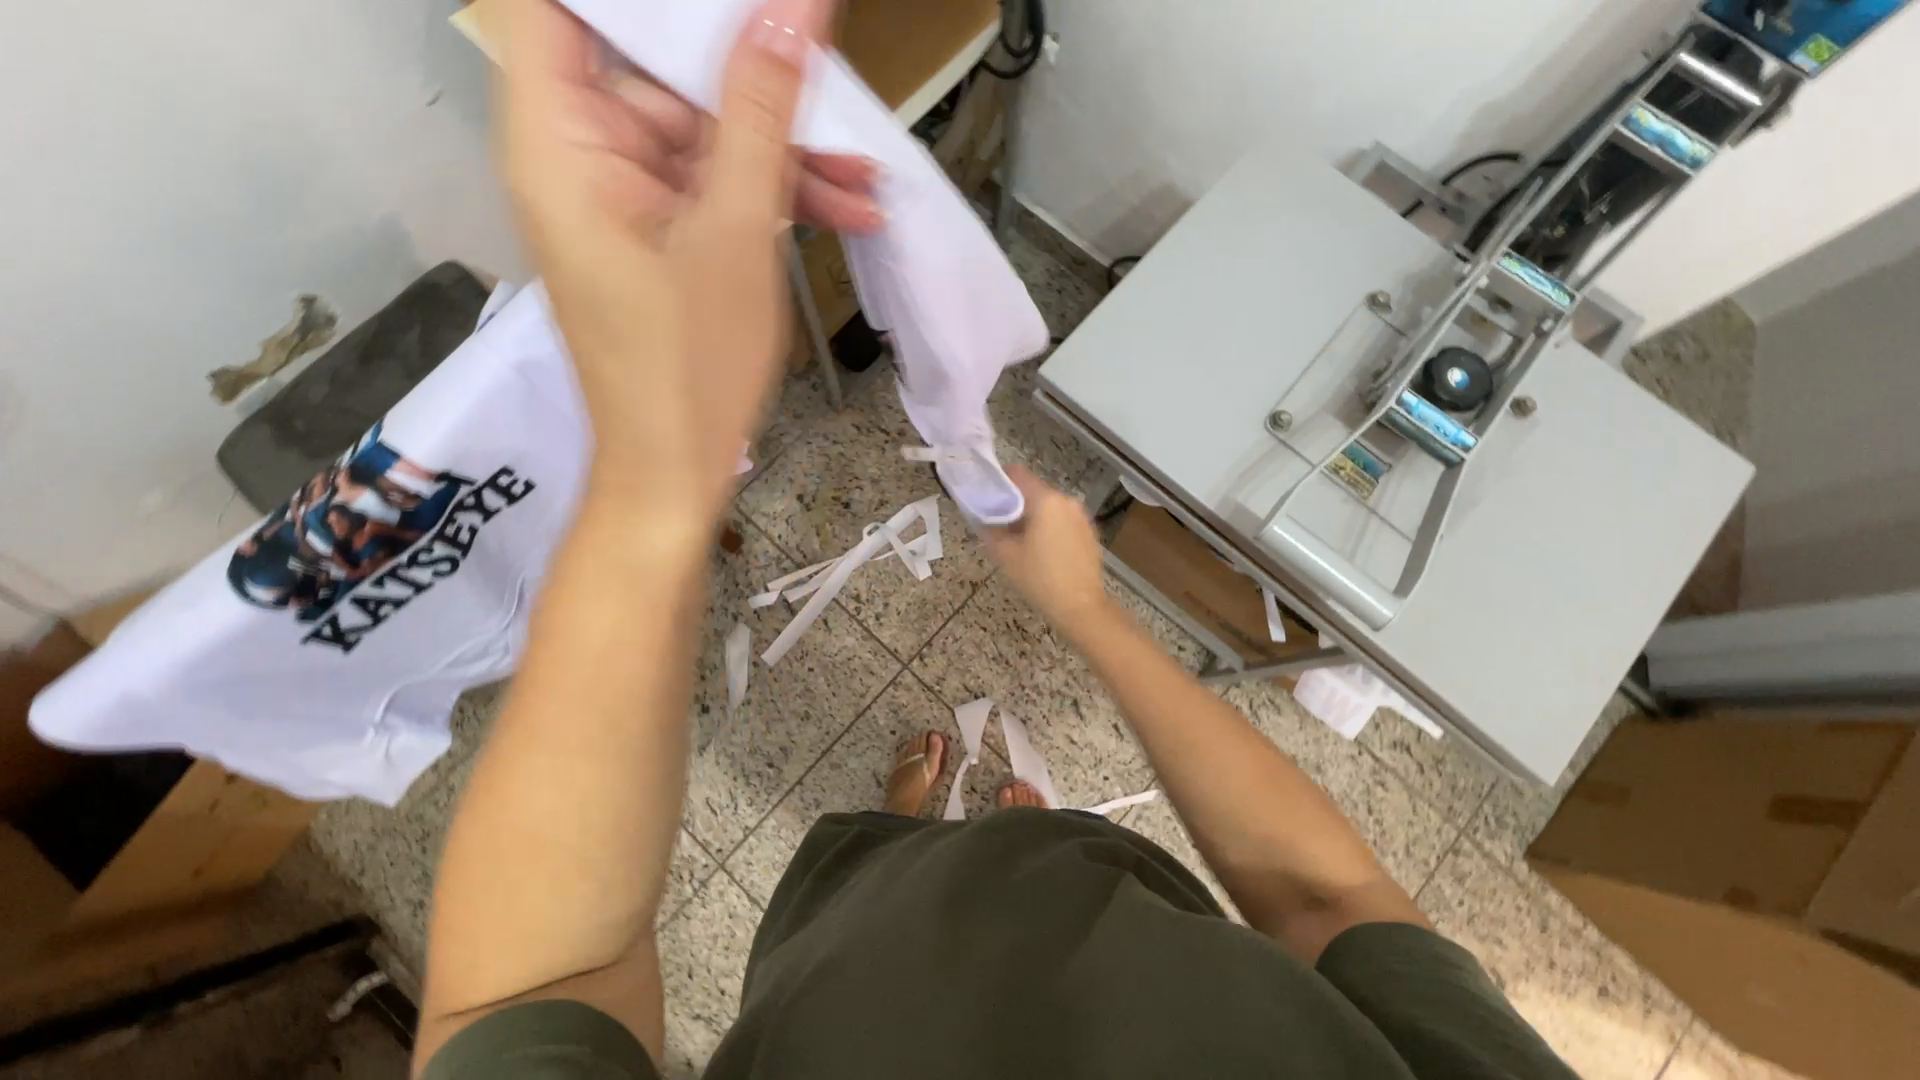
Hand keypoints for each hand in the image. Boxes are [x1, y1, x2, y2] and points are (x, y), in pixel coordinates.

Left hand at [498, 0, 876, 522]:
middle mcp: (580, 155)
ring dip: (785, 149)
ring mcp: (624, 198)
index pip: (562, 8)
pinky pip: (714, 186)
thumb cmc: (691, 361)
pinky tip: (848, 208)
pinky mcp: (660, 235)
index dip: (645, 0)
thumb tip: (792, 7)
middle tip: (829, 82)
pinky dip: (774, 193)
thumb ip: (759, 109)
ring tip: (867, 171)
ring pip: (703, 132)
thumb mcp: (734, 229)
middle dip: (752, 76)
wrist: (676, 471)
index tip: (726, 7)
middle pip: (655, 66)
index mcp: (559, 140)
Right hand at [980, 466, 1112, 629]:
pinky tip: (1041, 550)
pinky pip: (1063, 520)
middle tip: (998, 522)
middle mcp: (1067, 501)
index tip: (986, 493)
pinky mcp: (1089, 532)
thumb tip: (982, 518)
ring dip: (1033, 516)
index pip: (1018, 474)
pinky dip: (1050, 527)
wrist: (1080, 607)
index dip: (999, 479)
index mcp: (1046, 501)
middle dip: (1015, 503)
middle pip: (1034, 490)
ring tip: (1019, 540)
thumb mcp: (1005, 555)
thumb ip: (989, 530)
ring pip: (1049, 506)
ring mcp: (1081, 516)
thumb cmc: (1039, 579)